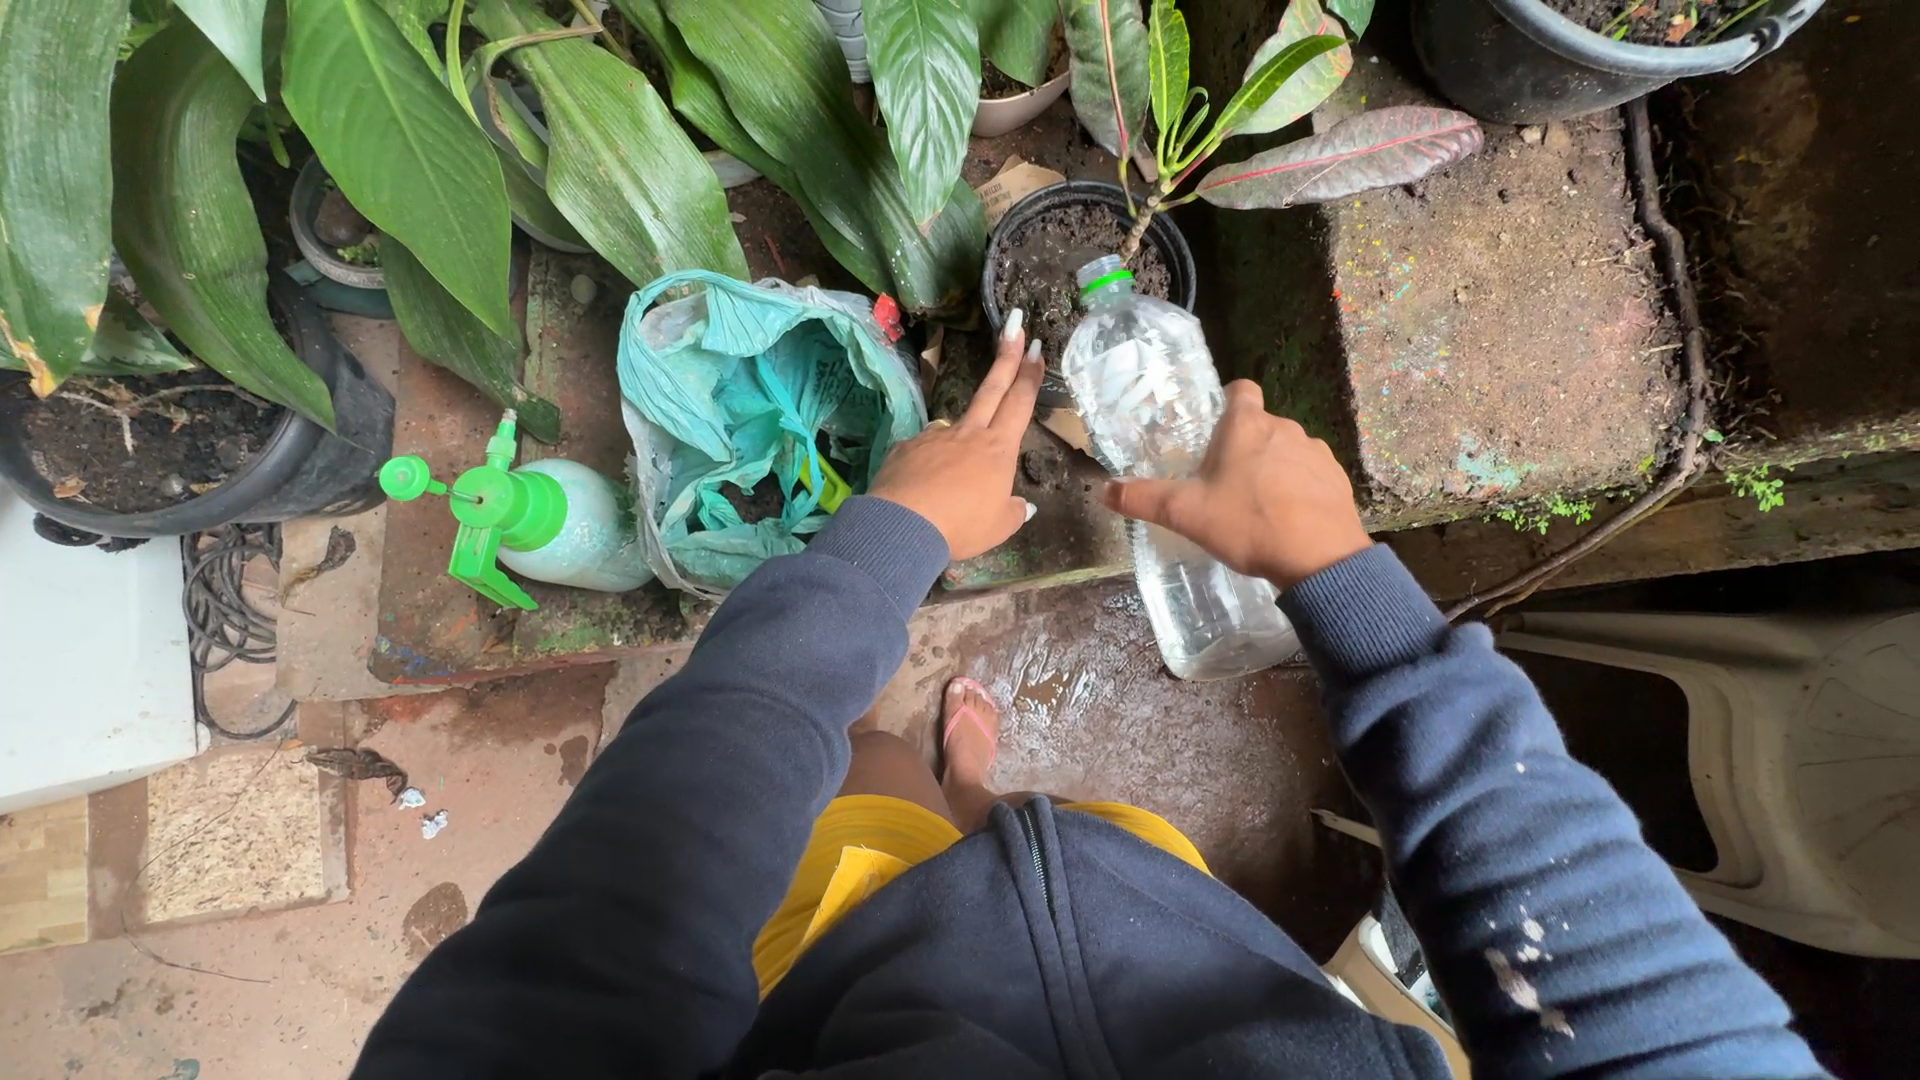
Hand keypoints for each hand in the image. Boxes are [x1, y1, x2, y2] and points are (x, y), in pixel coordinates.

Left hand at [868, 313, 1042, 559]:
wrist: (903, 526)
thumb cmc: (961, 526)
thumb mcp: (998, 527)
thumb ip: (1013, 513)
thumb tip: (1023, 506)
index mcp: (997, 449)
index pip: (1019, 403)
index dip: (1029, 374)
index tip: (1035, 346)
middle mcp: (967, 433)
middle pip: (991, 388)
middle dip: (1006, 356)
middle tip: (1015, 324)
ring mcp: (934, 436)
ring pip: (953, 428)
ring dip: (958, 445)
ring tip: (951, 487)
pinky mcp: (906, 447)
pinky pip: (923, 451)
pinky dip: (927, 467)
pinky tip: (922, 491)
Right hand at [1104, 380, 1371, 587]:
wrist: (1319, 560)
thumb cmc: (1247, 524)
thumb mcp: (1184, 514)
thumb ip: (1141, 499)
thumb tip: (1104, 491)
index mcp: (1246, 426)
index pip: (1240, 389)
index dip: (1226, 401)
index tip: (1212, 427)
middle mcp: (1285, 428)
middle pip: (1259, 425)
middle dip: (1241, 445)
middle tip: (1219, 480)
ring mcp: (1315, 453)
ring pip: (1285, 449)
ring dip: (1269, 467)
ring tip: (1251, 503)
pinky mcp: (1336, 479)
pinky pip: (1308, 474)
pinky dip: (1295, 488)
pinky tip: (1283, 518)